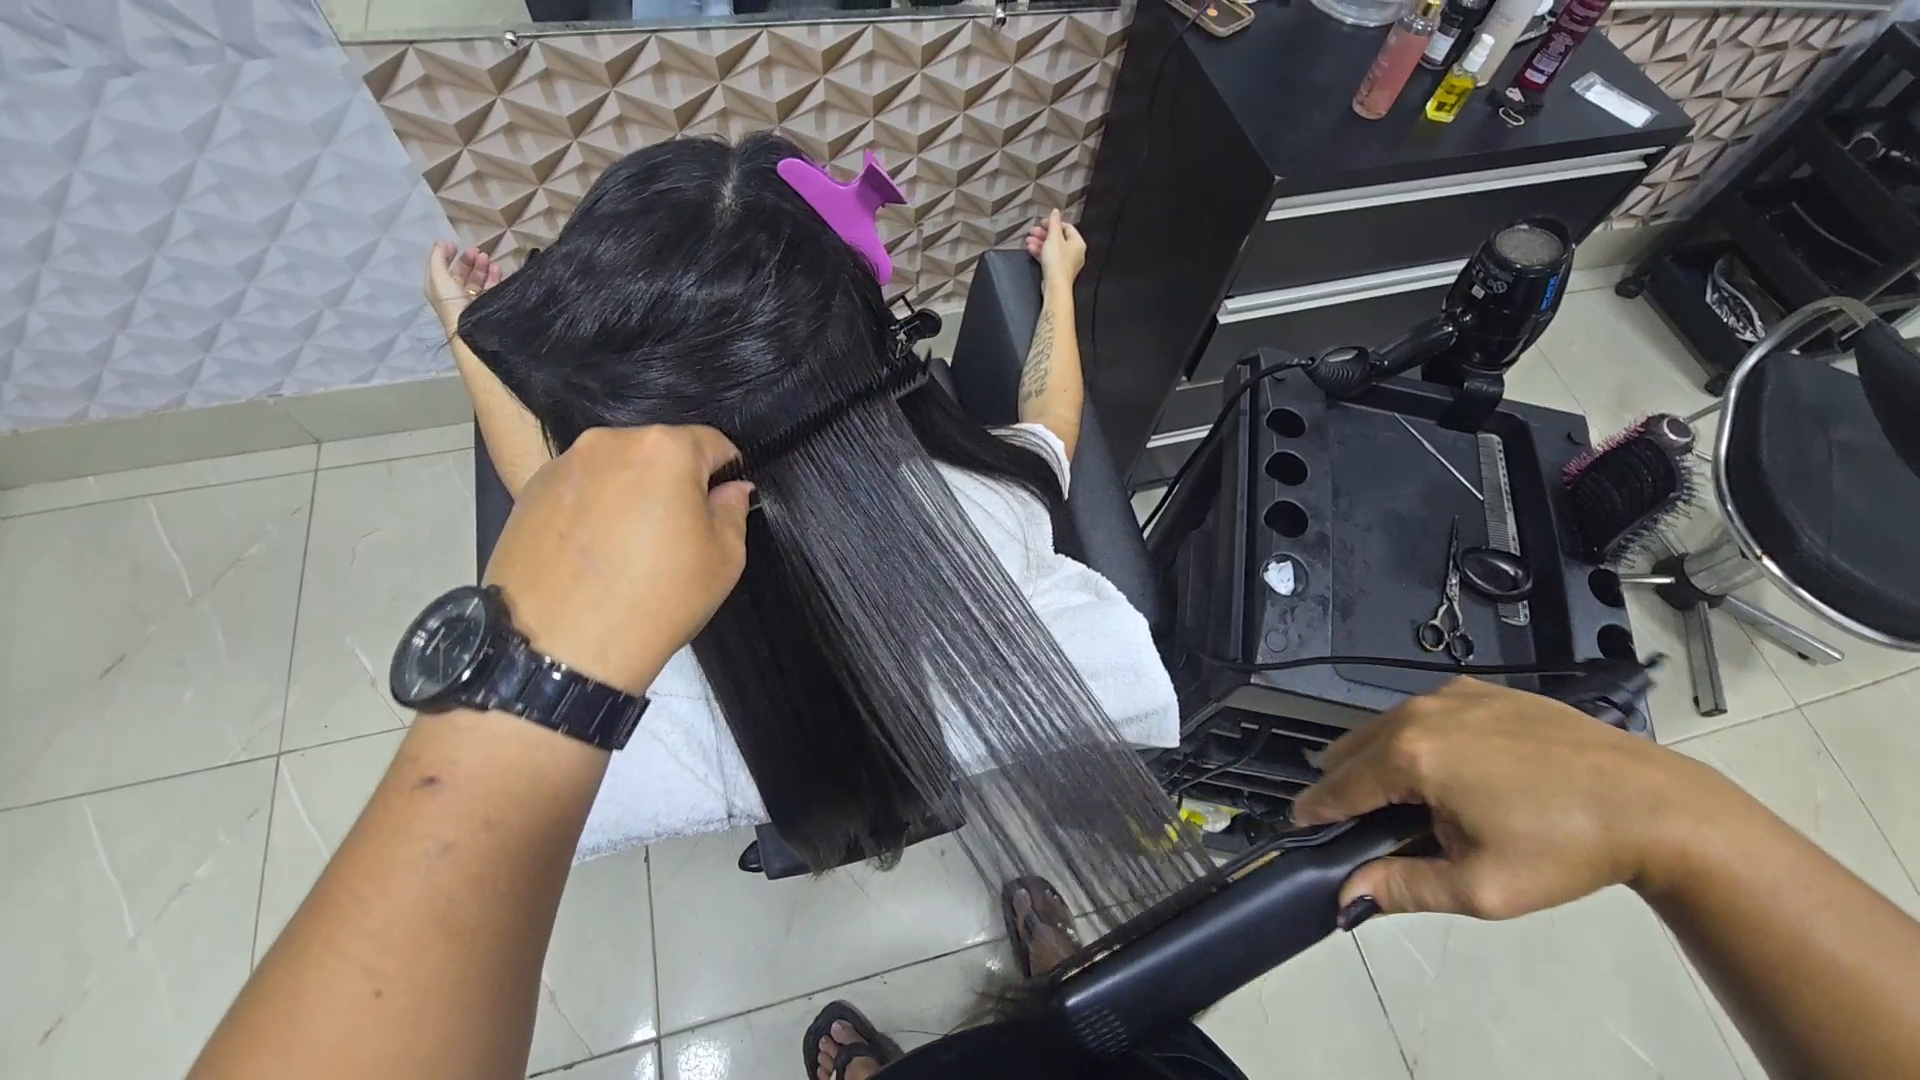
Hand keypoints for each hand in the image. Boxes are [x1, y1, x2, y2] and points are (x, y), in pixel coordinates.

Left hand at [425, 241, 502, 335]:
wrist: (471, 327)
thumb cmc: (451, 302)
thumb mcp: (437, 276)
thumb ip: (437, 258)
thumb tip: (442, 242)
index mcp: (439, 286)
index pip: (442, 266)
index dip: (447, 254)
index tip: (457, 244)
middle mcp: (455, 292)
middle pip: (462, 272)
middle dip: (468, 260)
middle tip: (477, 251)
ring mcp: (473, 299)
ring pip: (478, 278)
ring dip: (482, 267)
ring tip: (488, 259)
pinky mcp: (489, 303)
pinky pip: (492, 286)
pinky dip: (494, 276)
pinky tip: (497, 269)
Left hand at [482, 426, 752, 695]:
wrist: (558, 647)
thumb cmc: (656, 600)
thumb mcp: (723, 560)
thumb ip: (732, 511)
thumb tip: (730, 489)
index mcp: (665, 449)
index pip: (713, 444)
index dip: (726, 475)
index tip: (721, 508)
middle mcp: (610, 441)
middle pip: (660, 452)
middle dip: (675, 483)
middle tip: (676, 535)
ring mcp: (564, 464)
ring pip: (618, 469)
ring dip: (633, 495)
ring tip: (630, 548)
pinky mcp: (529, 491)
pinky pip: (581, 488)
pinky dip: (595, 509)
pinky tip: (595, 553)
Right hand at [1025, 209, 1086, 286]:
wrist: (1055, 286)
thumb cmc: (1057, 264)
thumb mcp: (1054, 238)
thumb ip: (1054, 223)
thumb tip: (1055, 212)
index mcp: (1078, 243)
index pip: (1067, 227)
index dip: (1054, 223)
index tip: (1043, 222)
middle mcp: (1074, 253)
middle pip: (1059, 238)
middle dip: (1044, 234)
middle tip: (1033, 231)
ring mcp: (1066, 263)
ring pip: (1052, 248)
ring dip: (1040, 243)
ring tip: (1029, 240)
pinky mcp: (1058, 271)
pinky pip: (1049, 258)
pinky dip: (1041, 253)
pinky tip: (1031, 250)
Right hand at [1291, 678, 1739, 921]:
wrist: (1654, 803)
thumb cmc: (1565, 849)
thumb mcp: (1483, 887)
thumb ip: (1403, 888)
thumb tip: (1345, 899)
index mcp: (1410, 756)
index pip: (1337, 785)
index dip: (1314, 811)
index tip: (1301, 828)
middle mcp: (1416, 713)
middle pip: (1349, 749)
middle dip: (1345, 785)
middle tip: (1363, 824)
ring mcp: (1448, 693)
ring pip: (1382, 727)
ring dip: (1378, 760)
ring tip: (1408, 800)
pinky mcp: (1477, 688)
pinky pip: (1420, 712)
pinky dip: (1415, 739)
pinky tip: (1450, 769)